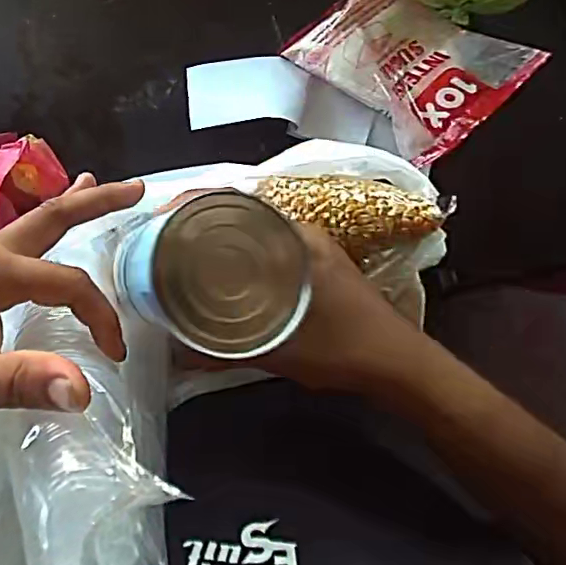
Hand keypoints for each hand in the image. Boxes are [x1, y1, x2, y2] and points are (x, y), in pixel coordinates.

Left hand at [0, 174, 146, 497]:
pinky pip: (18, 239)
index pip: (68, 284)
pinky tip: (42, 233)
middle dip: (96, 202)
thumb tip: (84, 390)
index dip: (100, 316)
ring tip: (94, 186)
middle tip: (136, 190)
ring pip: (33, 223)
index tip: (113, 353)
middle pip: (52, 218)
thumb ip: (25, 380)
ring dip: (69, 207)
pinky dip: (43, 227)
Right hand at [182, 222, 432, 399]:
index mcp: (295, 238)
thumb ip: (226, 353)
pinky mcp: (319, 262)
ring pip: (257, 228)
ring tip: (189, 251)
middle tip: (168, 237)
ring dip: (225, 234)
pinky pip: (271, 244)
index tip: (165, 216)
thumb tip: (180, 354)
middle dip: (204, 218)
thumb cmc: (343, 350)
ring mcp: (314, 245)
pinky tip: (228, 272)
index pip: (238, 201)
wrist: (399, 363)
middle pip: (243, 211)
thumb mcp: (279, 353)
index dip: (197, 203)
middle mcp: (303, 232)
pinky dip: (245, 250)